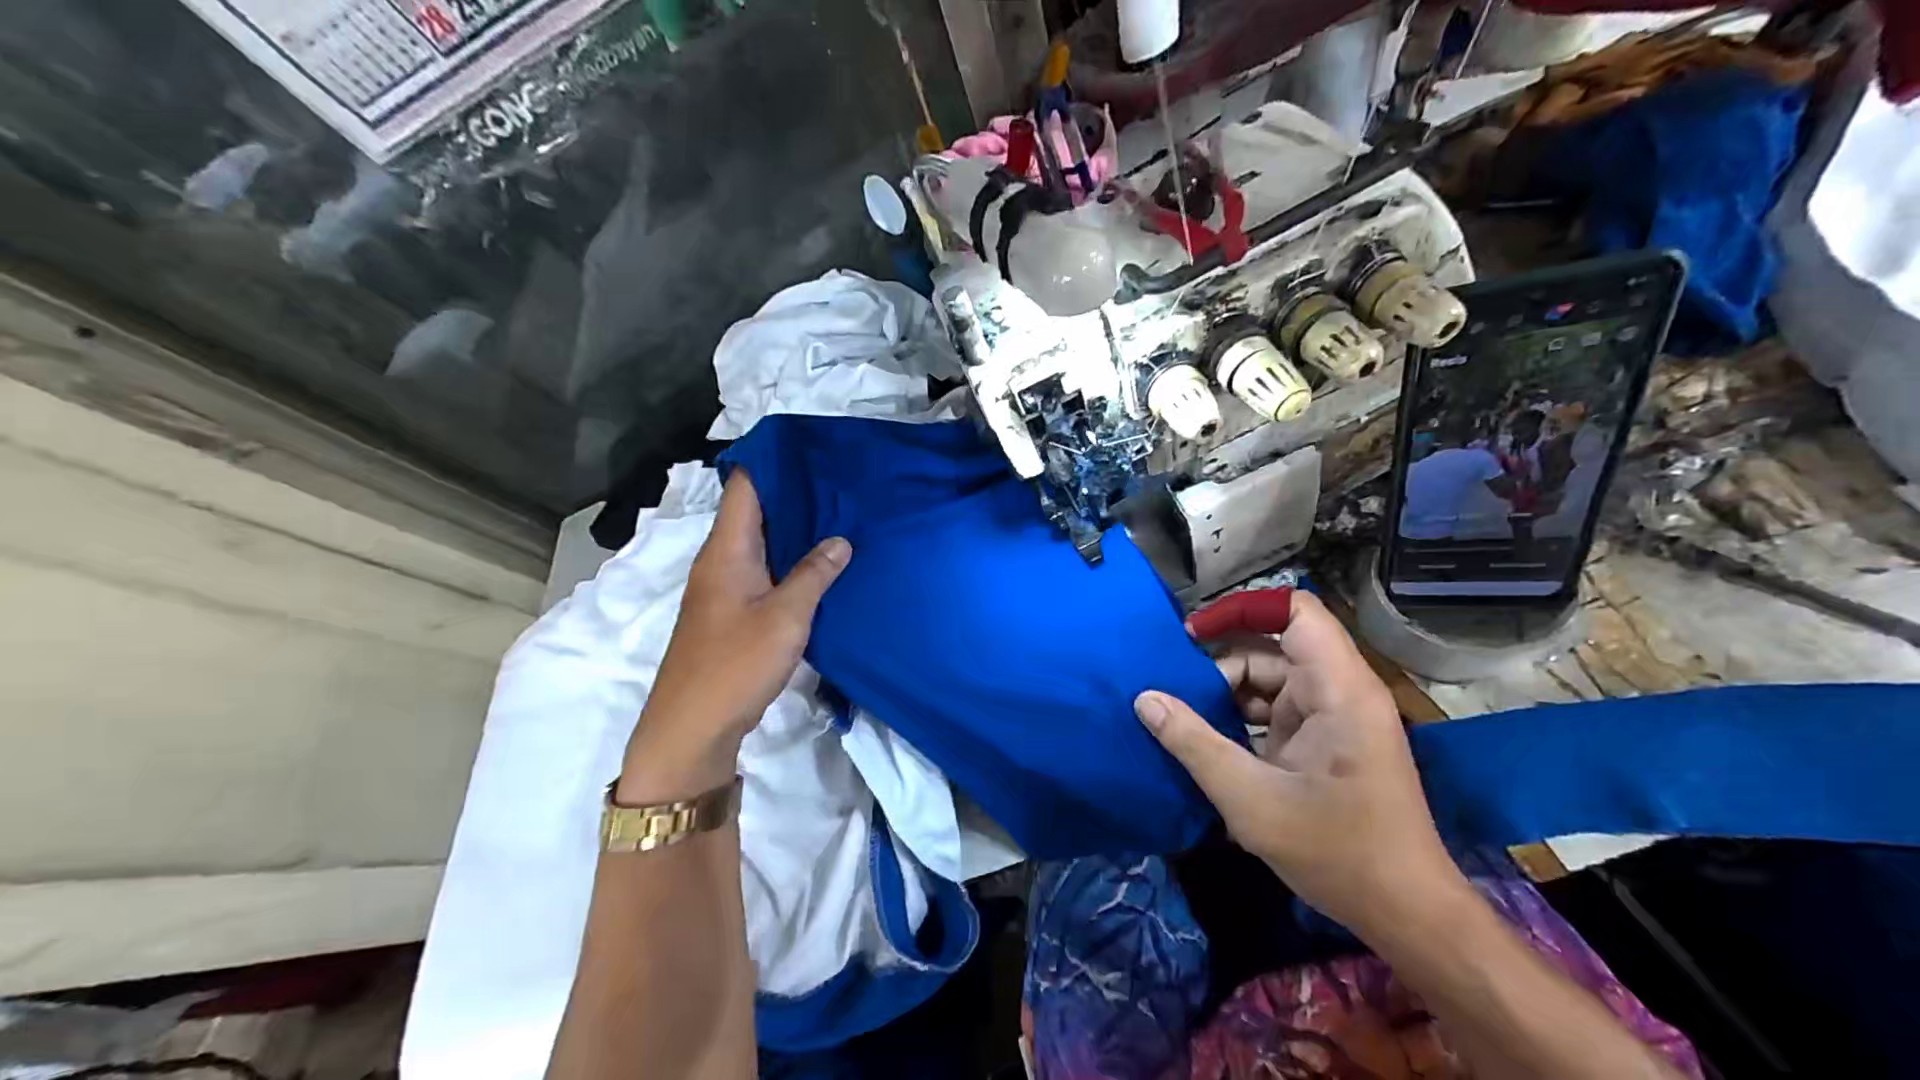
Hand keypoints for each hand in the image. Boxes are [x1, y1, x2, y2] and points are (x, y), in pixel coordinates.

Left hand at [620, 470, 850, 801]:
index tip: (813, 449)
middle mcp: (720, 561)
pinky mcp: (732, 613)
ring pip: (761, 543)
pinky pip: (764, 571)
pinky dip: (789, 560)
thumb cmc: (735, 664)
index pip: (745, 486)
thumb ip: (814, 574)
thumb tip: (840, 539)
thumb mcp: (786, 616)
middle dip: (794, 494)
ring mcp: (724, 588)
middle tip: (841, 481)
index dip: (774, 462)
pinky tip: (820, 564)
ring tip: (839, 514)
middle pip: (755, 512)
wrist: (692, 727)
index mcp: (727, 550)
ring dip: (794, 529)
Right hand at [1134, 591, 1463, 935]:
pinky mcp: (1322, 742)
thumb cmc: (1336, 850)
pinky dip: (1238, 719)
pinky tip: (1203, 739)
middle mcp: (1338, 692)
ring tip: (1176, 715)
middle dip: (1219, 664)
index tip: (1192, 634)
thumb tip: (1144, 699)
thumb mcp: (1250, 798)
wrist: (1404, 911)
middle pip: (1271, 649)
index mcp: (1338, 689)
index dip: (1242, 609)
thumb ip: (1193, 743)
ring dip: (1224, 695)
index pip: (1295, 612)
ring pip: (1268, 681)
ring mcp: (1332, 718)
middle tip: (1169, 688)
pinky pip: (1273, 711)